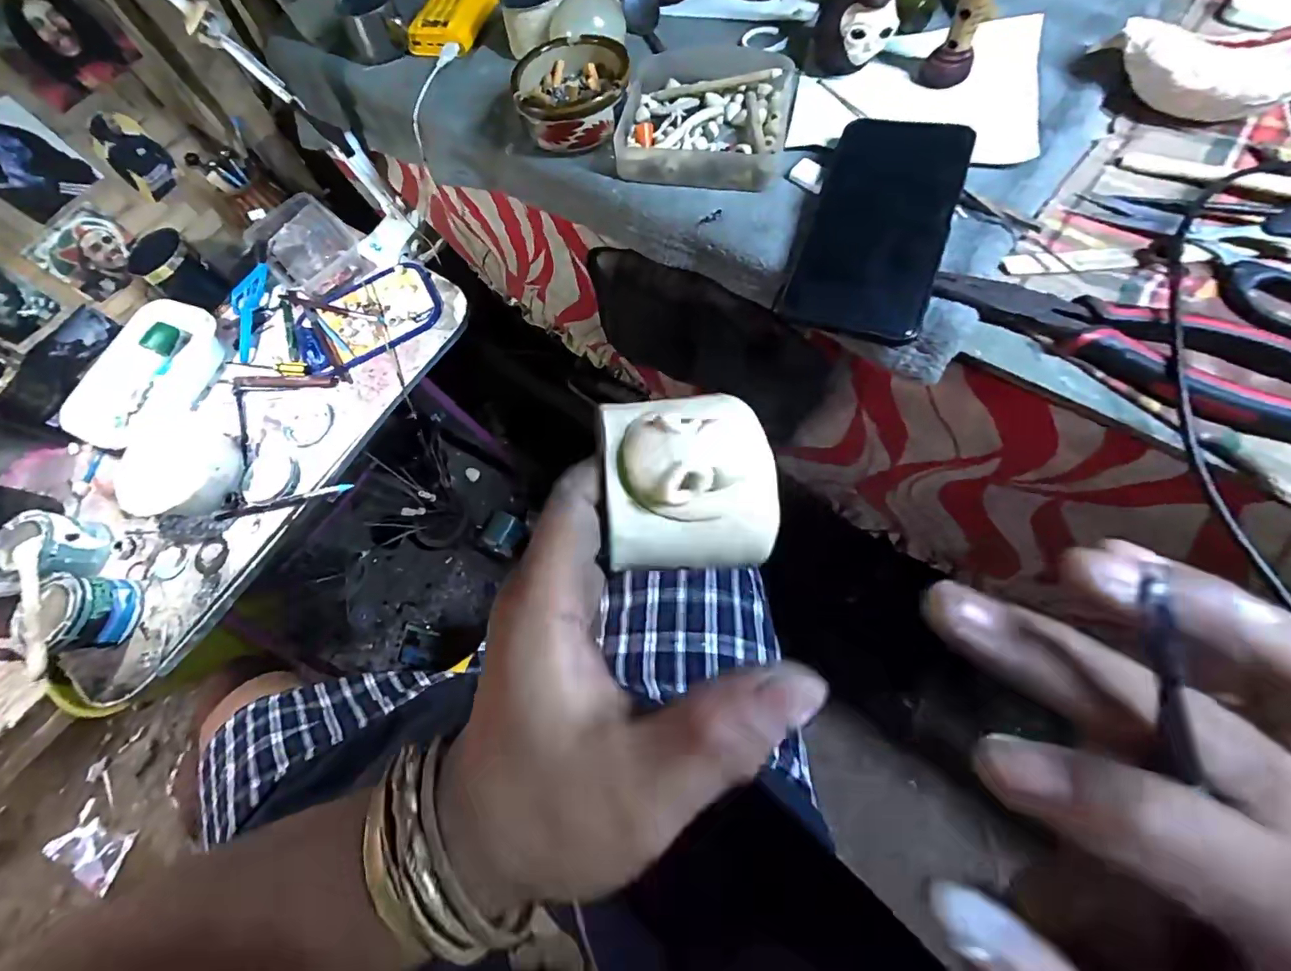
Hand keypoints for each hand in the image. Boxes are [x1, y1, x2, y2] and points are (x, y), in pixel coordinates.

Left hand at [437, 460, 827, 913]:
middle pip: (589, 512)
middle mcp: (538, 591)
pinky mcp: (554, 632)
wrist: (484, 842)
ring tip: (719, 508)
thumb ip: (720, 734)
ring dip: (647, 522)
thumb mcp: (642, 787)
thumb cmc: (550, 811)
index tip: (689, 449)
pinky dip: (638, 558)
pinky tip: (686, 566)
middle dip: (651, 490)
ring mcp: (543, 610)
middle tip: (727, 478)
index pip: (576, 502)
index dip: (625, 466)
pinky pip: (597, 572)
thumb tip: (807, 682)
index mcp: (545, 603)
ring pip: (594, 540)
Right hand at [924, 541, 1290, 969]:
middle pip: (1203, 732)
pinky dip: (1235, 618)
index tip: (983, 755)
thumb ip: (1054, 965)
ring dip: (1184, 615)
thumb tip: (941, 897)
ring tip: (1078, 564)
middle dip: (1059, 662)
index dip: (1084, 791)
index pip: (1184, 834)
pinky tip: (1137, 568)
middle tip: (946, 607)